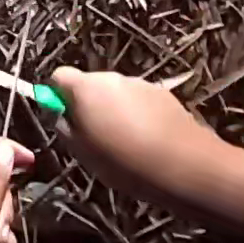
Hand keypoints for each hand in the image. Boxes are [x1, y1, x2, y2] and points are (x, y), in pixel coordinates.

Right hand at [51, 67, 238, 210]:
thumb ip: (64, 126)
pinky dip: (137, 115)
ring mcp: (140, 84)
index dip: (57, 95)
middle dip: (88, 105)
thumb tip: (60, 113)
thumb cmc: (124, 162)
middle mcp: (111, 78)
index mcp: (85, 88)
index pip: (59, 75)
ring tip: (125, 144)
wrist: (186, 167)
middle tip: (94, 137)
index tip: (64, 118)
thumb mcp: (81, 152)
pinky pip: (139, 101)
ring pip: (115, 94)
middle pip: (89, 84)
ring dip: (114, 111)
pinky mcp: (164, 94)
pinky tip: (147, 142)